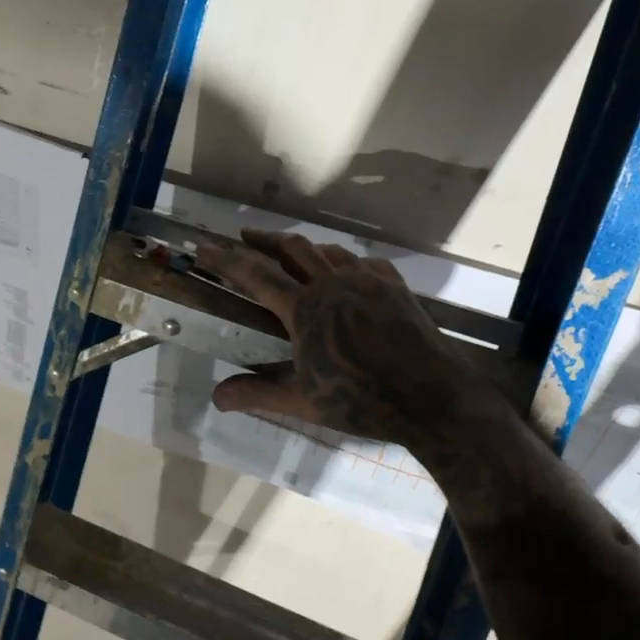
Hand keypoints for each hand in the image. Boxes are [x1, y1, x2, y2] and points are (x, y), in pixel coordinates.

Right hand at [195, 229, 505, 459]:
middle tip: (245, 237)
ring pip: (327, 250)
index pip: (255, 275)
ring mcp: (366, 281)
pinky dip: (345, 261)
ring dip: (302, 246)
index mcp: (304, 308)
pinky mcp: (394, 286)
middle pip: (290, 248)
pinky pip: (363, 262)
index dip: (226, 260)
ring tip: (291, 250)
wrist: (434, 398)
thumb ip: (258, 394)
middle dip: (263, 239)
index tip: (204, 248)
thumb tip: (216, 397)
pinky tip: (347, 270)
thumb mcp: (304, 403)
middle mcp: (331, 284)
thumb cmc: (363, 402)